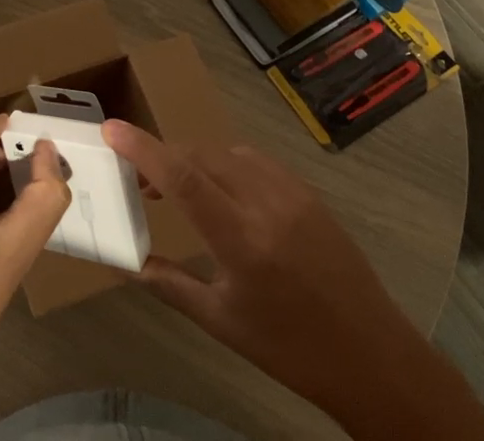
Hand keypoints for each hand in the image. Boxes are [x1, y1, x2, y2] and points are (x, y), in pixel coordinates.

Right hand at [104, 121, 483, 440]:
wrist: (371, 355)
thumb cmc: (288, 347)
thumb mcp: (220, 320)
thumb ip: (169, 283)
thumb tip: (127, 262)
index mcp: (241, 239)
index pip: (182, 177)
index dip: (142, 148)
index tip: (111, 129)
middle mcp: (266, 204)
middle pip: (201, 155)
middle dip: (163, 155)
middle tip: (135, 178)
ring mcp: (293, 194)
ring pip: (228, 152)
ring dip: (194, 158)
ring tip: (176, 185)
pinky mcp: (310, 195)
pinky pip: (257, 162)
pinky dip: (227, 163)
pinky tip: (220, 189)